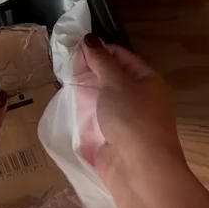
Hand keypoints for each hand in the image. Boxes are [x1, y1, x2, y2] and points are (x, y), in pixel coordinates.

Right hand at [76, 35, 186, 185]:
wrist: (138, 169)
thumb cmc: (132, 119)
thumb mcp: (116, 82)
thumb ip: (100, 60)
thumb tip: (89, 38)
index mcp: (147, 81)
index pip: (122, 56)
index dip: (100, 49)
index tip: (74, 47)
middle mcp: (138, 98)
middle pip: (110, 77)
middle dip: (88, 70)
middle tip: (63, 64)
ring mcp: (124, 119)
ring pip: (99, 97)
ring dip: (83, 91)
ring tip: (60, 82)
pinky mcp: (110, 137)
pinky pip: (93, 117)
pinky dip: (81, 112)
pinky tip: (65, 105)